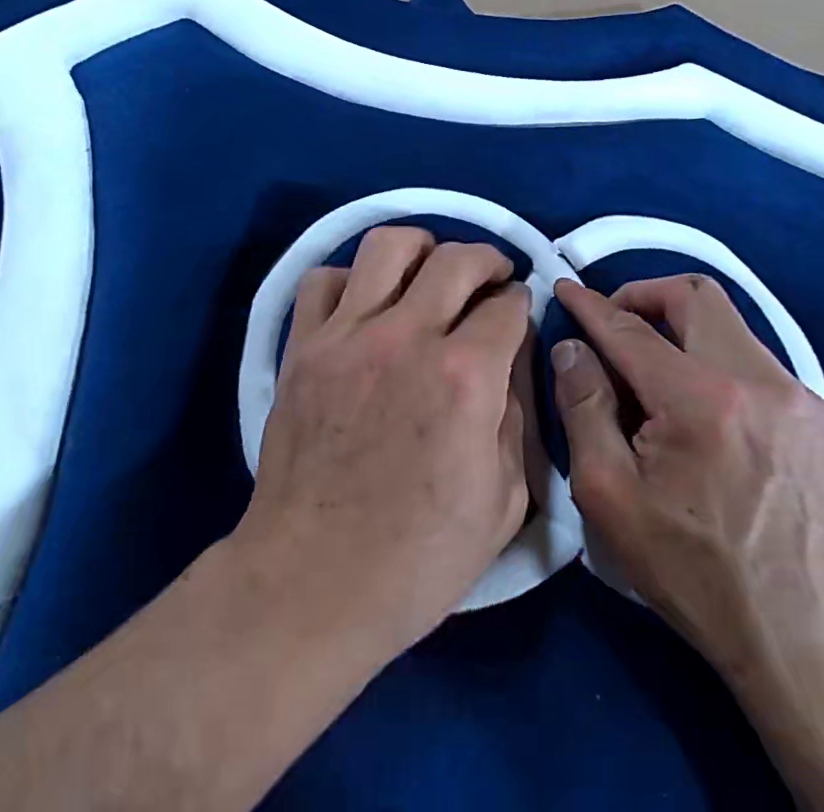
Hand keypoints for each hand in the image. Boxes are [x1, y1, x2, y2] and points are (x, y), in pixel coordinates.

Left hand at [233, 226, 533, 651]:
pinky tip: (364, 303)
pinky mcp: (301, 350)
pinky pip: (321, 281)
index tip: (520, 311)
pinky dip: (350, 278)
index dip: (523, 303)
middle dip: (486, 260)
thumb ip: (516, 417)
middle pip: (455, 258)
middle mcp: (407, 338)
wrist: (318, 577)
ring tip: (428, 273)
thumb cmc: (421, 556)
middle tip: (490, 280)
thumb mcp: (505, 499)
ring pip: (387, 246)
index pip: (508, 305)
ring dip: (421, 248)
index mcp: (467, 376)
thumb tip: (509, 363)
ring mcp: (345, 337)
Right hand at [549, 275, 823, 681]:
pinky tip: (691, 403)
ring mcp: (799, 397)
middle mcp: (760, 380)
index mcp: (702, 399)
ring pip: (729, 325)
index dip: (590, 305)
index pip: (631, 329)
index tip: (563, 288)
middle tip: (607, 322)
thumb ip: (584, 408)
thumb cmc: (692, 572)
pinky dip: (710, 357)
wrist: (808, 639)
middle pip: (697, 297)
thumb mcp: (608, 495)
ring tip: (644, 369)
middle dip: (642, 295)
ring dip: (678, 327)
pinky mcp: (818, 420)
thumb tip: (572, 348)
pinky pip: (753, 359)